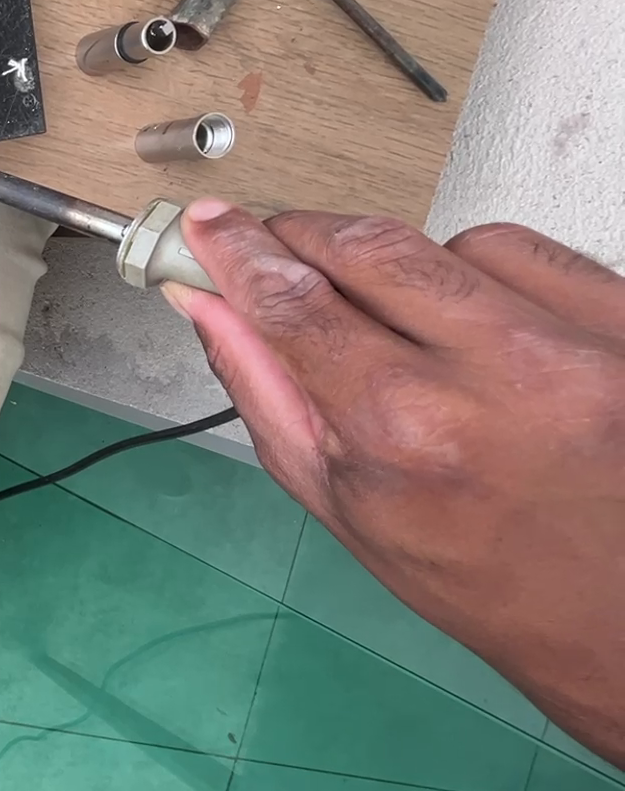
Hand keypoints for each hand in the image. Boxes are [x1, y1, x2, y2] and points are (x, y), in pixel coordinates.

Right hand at [166, 199, 624, 763]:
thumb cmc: (465, 569)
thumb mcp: (327, 490)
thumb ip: (256, 382)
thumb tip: (204, 300)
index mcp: (404, 429)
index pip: (292, 302)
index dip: (236, 251)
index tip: (207, 221)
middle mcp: (508, 376)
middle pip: (366, 247)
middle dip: (300, 236)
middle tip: (272, 248)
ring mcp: (598, 348)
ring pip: (450, 242)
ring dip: (396, 266)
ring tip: (400, 319)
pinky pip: (533, 253)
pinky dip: (479, 272)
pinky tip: (475, 322)